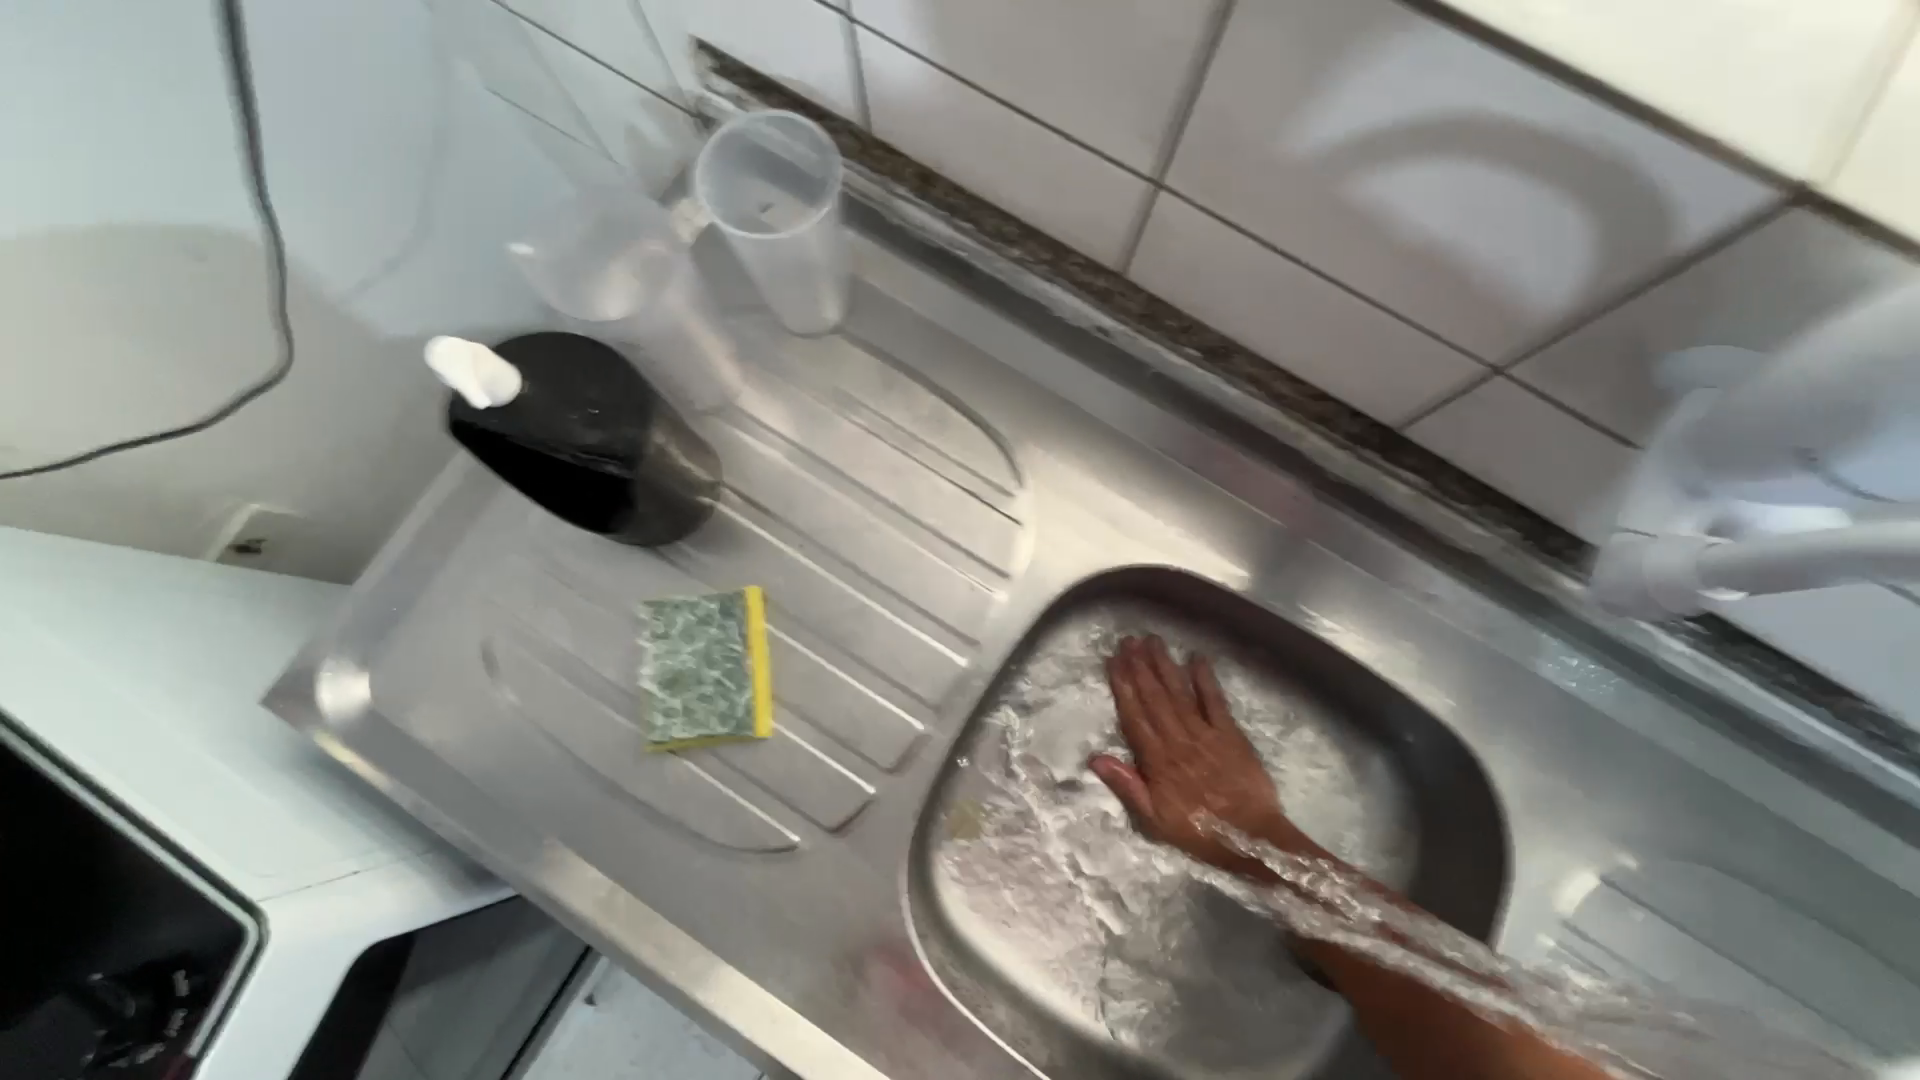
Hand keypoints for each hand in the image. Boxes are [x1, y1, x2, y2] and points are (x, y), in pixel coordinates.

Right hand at [1089, 635, 1300, 873]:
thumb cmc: (1198, 832)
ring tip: (1153, 641)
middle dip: (1140, 667)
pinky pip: (1215, 702)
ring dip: (1165, 666)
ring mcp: (1206, 734)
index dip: (1123, 686)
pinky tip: (1196, 659)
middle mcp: (1178, 740)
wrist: (1251, 839)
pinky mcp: (1231, 735)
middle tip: (1129, 640)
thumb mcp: (1154, 820)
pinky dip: (1205, 680)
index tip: (1114, 661)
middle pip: (1155, 697)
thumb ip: (1127, 786)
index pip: (1135, 715)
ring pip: (1180, 693)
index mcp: (1158, 760)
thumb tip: (1096, 758)